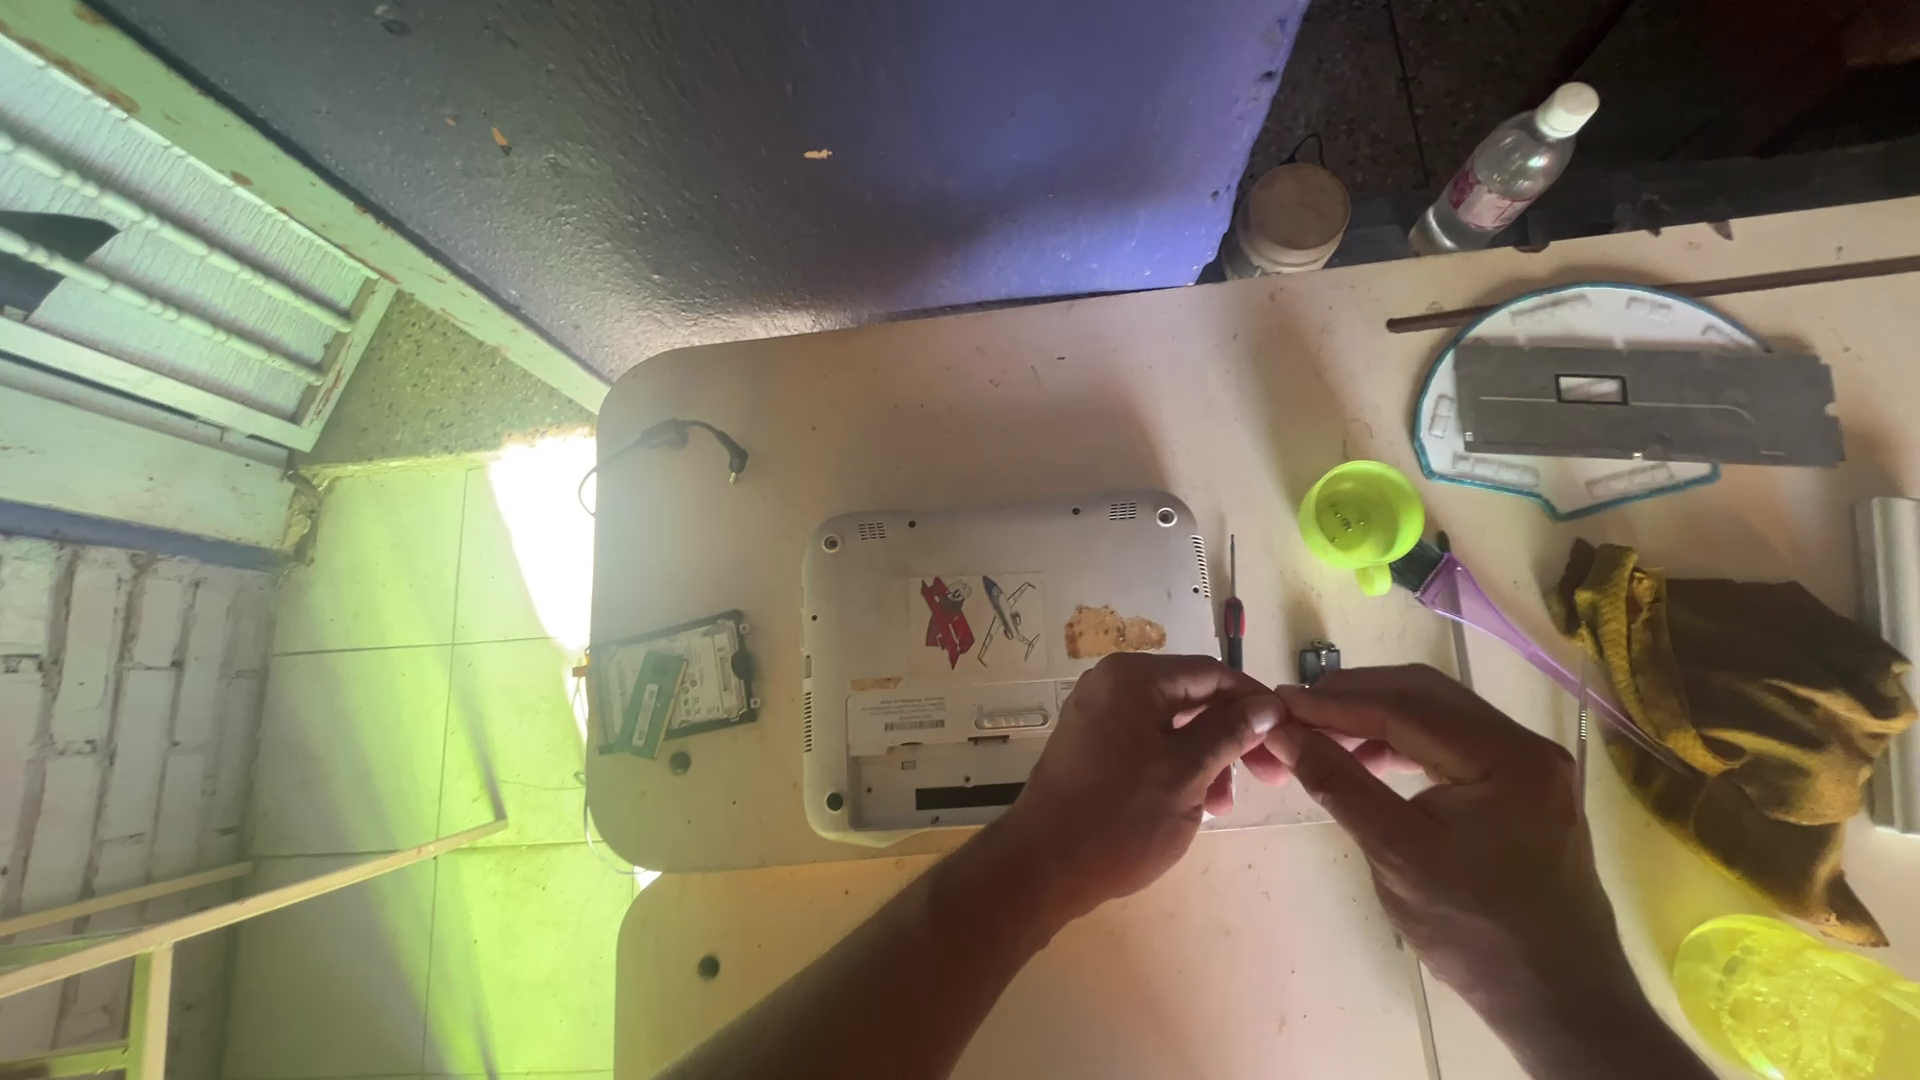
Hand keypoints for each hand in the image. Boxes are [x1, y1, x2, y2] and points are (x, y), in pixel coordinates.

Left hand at [988, 653, 1280, 920]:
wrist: (1043, 864)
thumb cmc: (1120, 817)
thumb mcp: (1187, 773)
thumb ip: (1229, 732)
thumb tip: (1267, 704)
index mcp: (1133, 678)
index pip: (1210, 673)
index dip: (1254, 702)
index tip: (1288, 736)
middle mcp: (1111, 683)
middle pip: (1190, 696)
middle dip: (1231, 735)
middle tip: (1269, 777)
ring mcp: (1097, 712)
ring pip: (1171, 723)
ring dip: (1206, 756)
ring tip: (1223, 805)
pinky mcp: (1091, 742)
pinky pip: (1146, 740)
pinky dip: (1174, 764)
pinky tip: (1194, 803)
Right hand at [1255, 665, 1633, 1022]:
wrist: (1557, 1001)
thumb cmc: (1476, 931)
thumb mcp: (1394, 853)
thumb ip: (1336, 782)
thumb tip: (1280, 732)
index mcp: (1507, 758)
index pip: (1403, 708)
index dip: (1332, 702)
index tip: (1278, 702)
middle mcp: (1524, 745)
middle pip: (1422, 693)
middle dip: (1351, 697)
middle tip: (1295, 711)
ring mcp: (1525, 763)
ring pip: (1432, 711)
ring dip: (1372, 714)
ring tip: (1320, 732)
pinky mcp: (1517, 783)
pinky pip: (1446, 739)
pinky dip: (1397, 738)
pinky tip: (1364, 757)